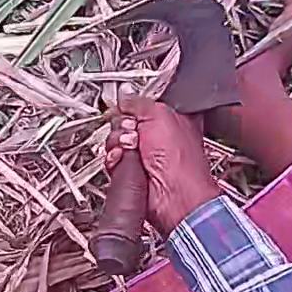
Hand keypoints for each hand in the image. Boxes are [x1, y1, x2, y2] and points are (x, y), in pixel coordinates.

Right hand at [103, 97, 221, 233]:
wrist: (172, 195)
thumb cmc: (180, 160)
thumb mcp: (160, 115)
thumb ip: (140, 103)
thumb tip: (124, 96)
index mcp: (170, 119)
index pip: (141, 105)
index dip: (132, 107)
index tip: (127, 109)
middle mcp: (157, 138)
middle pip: (123, 123)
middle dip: (123, 126)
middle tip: (133, 133)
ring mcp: (143, 155)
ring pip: (114, 141)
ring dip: (117, 143)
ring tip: (131, 149)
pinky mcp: (131, 171)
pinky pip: (111, 159)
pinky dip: (114, 159)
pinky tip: (124, 161)